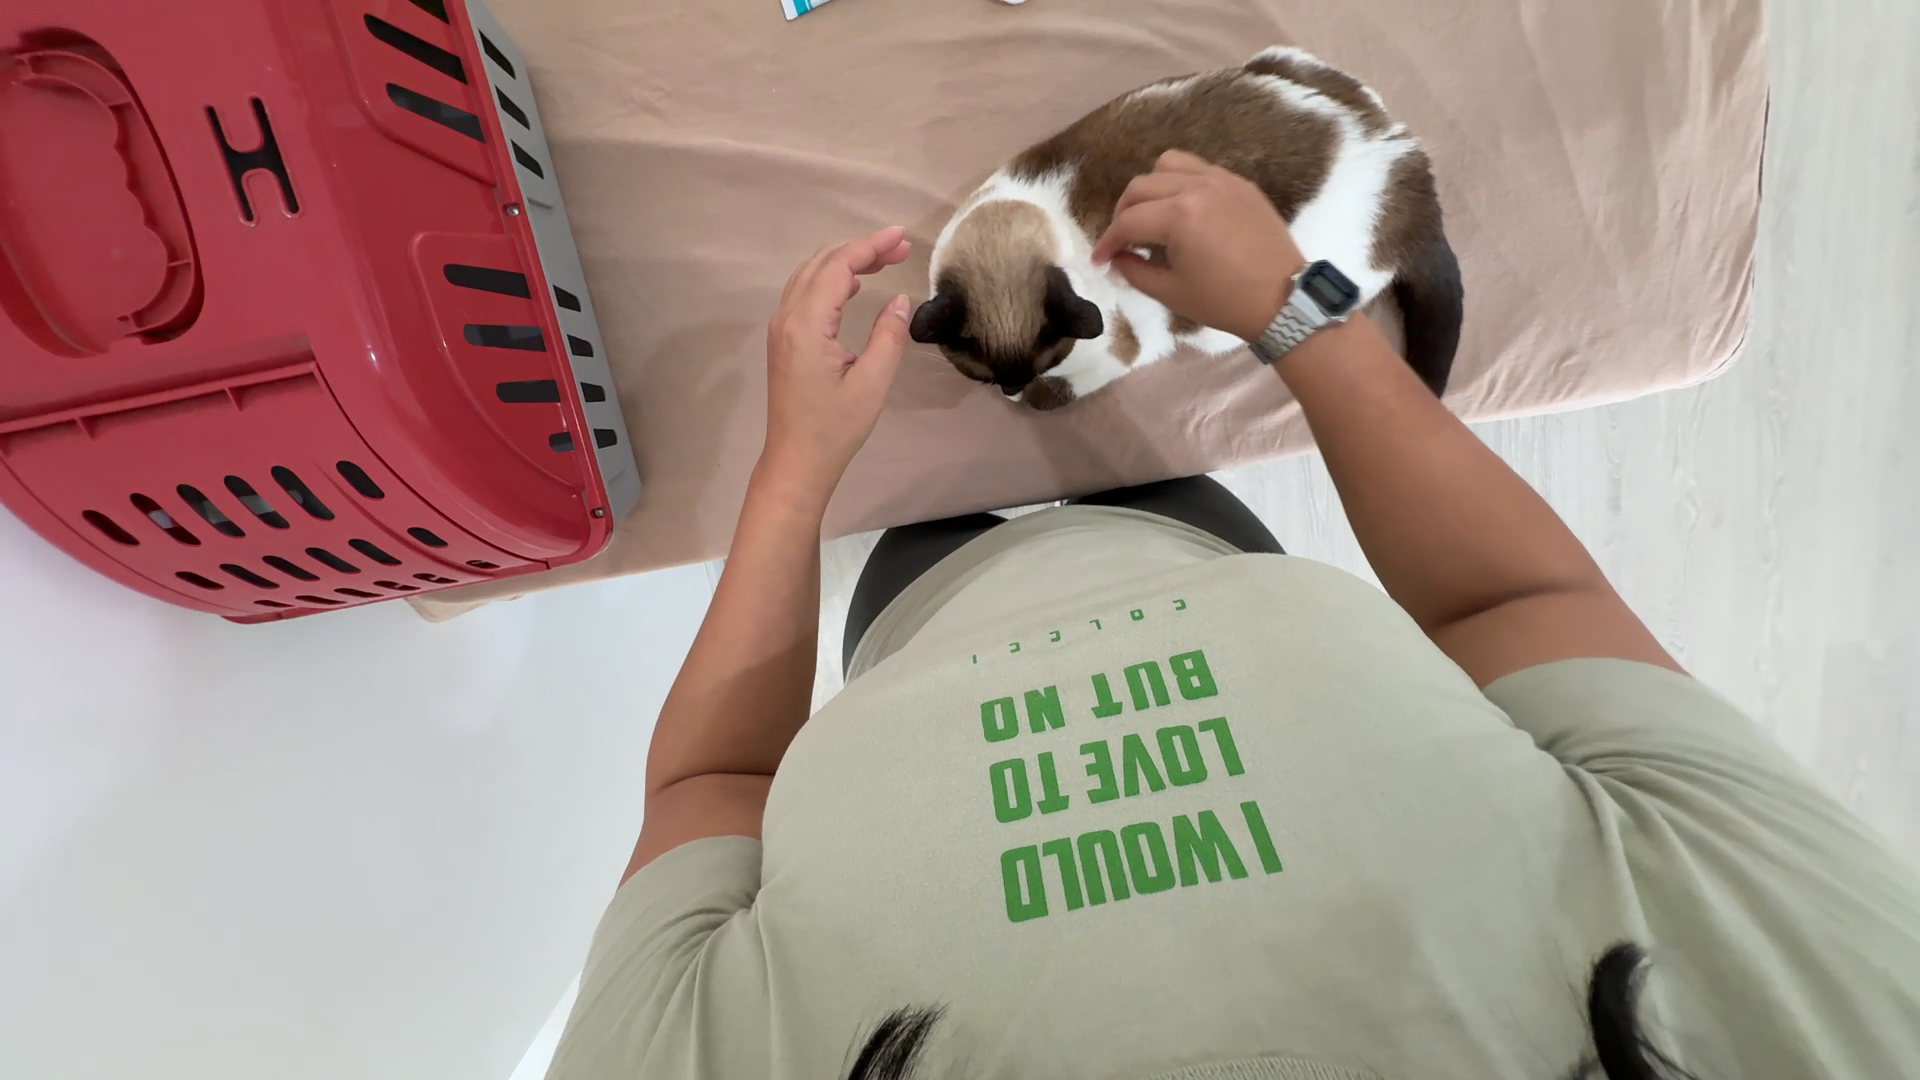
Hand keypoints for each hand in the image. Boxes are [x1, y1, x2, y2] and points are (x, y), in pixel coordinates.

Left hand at [759, 226, 913, 512]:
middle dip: (860, 249)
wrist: (797, 461)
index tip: (902, 238)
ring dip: (845, 261)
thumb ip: (888, 336)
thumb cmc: (835, 428)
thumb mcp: (872, 383)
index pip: (838, 267)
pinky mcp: (784, 341)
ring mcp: (781, 329)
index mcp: (807, 325)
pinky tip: (852, 286)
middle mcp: (787, 318)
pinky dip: (830, 279)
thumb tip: (900, 301)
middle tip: (899, 248)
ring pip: (810, 275)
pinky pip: (804, 293)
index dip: (871, 247)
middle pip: (821, 263)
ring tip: (882, 261)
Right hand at [1090, 150, 1306, 341]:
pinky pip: (1198, 168)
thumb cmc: (1223, 301)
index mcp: (1179, 216)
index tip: (1099, 260)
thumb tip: (1118, 258)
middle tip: (1122, 241)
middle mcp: (1197, 187)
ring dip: (1149, 189)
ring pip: (1168, 164)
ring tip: (1150, 217)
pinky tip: (1181, 212)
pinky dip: (1179, 183)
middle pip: (1141, 186)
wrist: (1281, 298)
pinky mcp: (1239, 183)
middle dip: (1123, 214)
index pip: (1128, 221)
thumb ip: (1135, 271)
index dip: (1107, 242)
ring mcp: (1221, 179)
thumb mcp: (1171, 293)